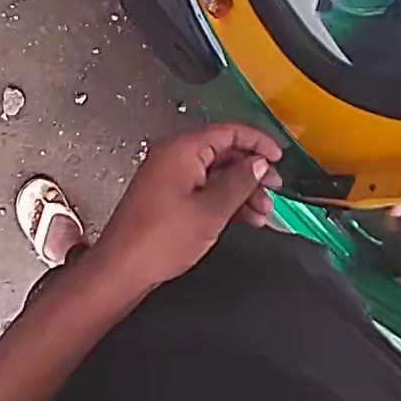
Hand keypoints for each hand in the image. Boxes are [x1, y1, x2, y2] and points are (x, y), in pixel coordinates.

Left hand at [88, 123, 282, 292]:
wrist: (122, 269)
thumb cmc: (158, 240)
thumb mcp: (211, 210)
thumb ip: (239, 182)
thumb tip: (259, 164)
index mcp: (182, 150)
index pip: (229, 131)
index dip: (258, 142)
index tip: (278, 156)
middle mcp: (174, 156)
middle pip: (224, 151)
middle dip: (253, 171)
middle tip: (274, 187)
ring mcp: (170, 175)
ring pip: (216, 172)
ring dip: (242, 189)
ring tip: (262, 210)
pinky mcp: (168, 194)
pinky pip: (204, 186)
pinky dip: (225, 199)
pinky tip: (243, 217)